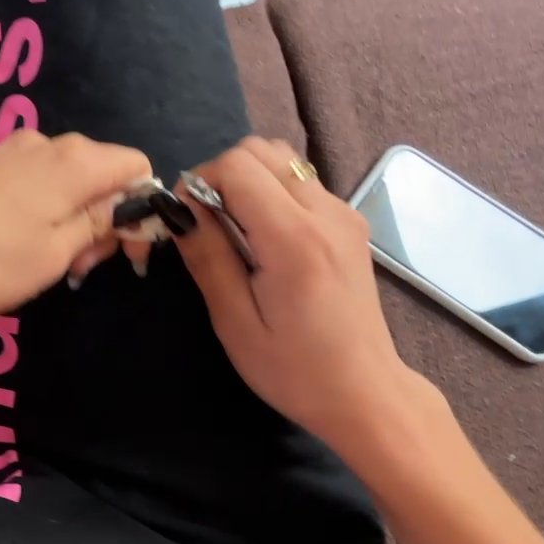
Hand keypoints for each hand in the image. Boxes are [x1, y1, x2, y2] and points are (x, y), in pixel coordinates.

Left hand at [0, 130, 152, 323]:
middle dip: (105, 220)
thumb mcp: (56, 253)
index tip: (122, 253)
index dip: (141, 209)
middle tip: (80, 268)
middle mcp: (47, 144)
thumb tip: (131, 203)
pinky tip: (22, 245)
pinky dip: (45, 212)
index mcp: (74, 160)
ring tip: (48, 263)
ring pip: (70, 181)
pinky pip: (38, 182)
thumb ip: (101, 223)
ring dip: (74, 221)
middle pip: (103, 174)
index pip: (137, 166)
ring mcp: (12, 152)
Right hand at [174, 137, 429, 454]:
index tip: (186, 221)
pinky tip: (260, 239)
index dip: (200, 183)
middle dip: (221, 176)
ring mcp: (343, 214)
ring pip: (282, 161)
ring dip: (246, 182)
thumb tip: (180, 211)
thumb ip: (208, 258)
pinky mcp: (348, 223)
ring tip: (231, 230)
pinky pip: (299, 184)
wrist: (363, 391)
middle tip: (204, 223)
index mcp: (294, 239)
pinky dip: (269, 194)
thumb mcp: (235, 322)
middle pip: (261, 151)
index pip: (238, 167)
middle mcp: (325, 213)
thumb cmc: (292, 369)